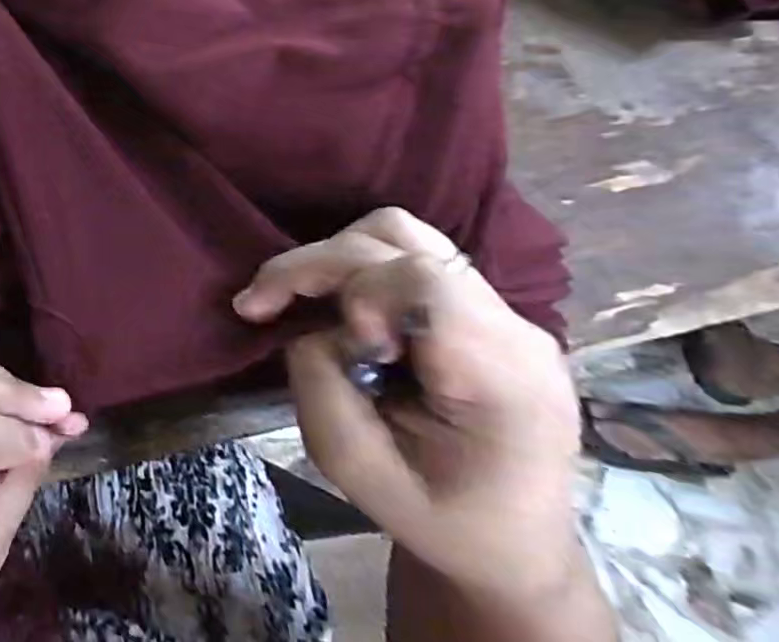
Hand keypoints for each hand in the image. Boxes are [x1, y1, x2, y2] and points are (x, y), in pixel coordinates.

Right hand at [233, 207, 582, 600]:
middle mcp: (513, 328)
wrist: (511, 546)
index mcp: (503, 376)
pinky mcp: (482, 308)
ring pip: (401, 232)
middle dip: (318, 263)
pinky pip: (409, 255)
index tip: (347, 344)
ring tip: (308, 301)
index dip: (362, 290)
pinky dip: (357, 267)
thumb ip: (318, 380)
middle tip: (266, 305)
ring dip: (337, 258)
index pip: (425, 278)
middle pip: (400, 240)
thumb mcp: (355, 468)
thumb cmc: (438, 520)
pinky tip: (342, 307)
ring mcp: (504, 312)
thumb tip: (310, 325)